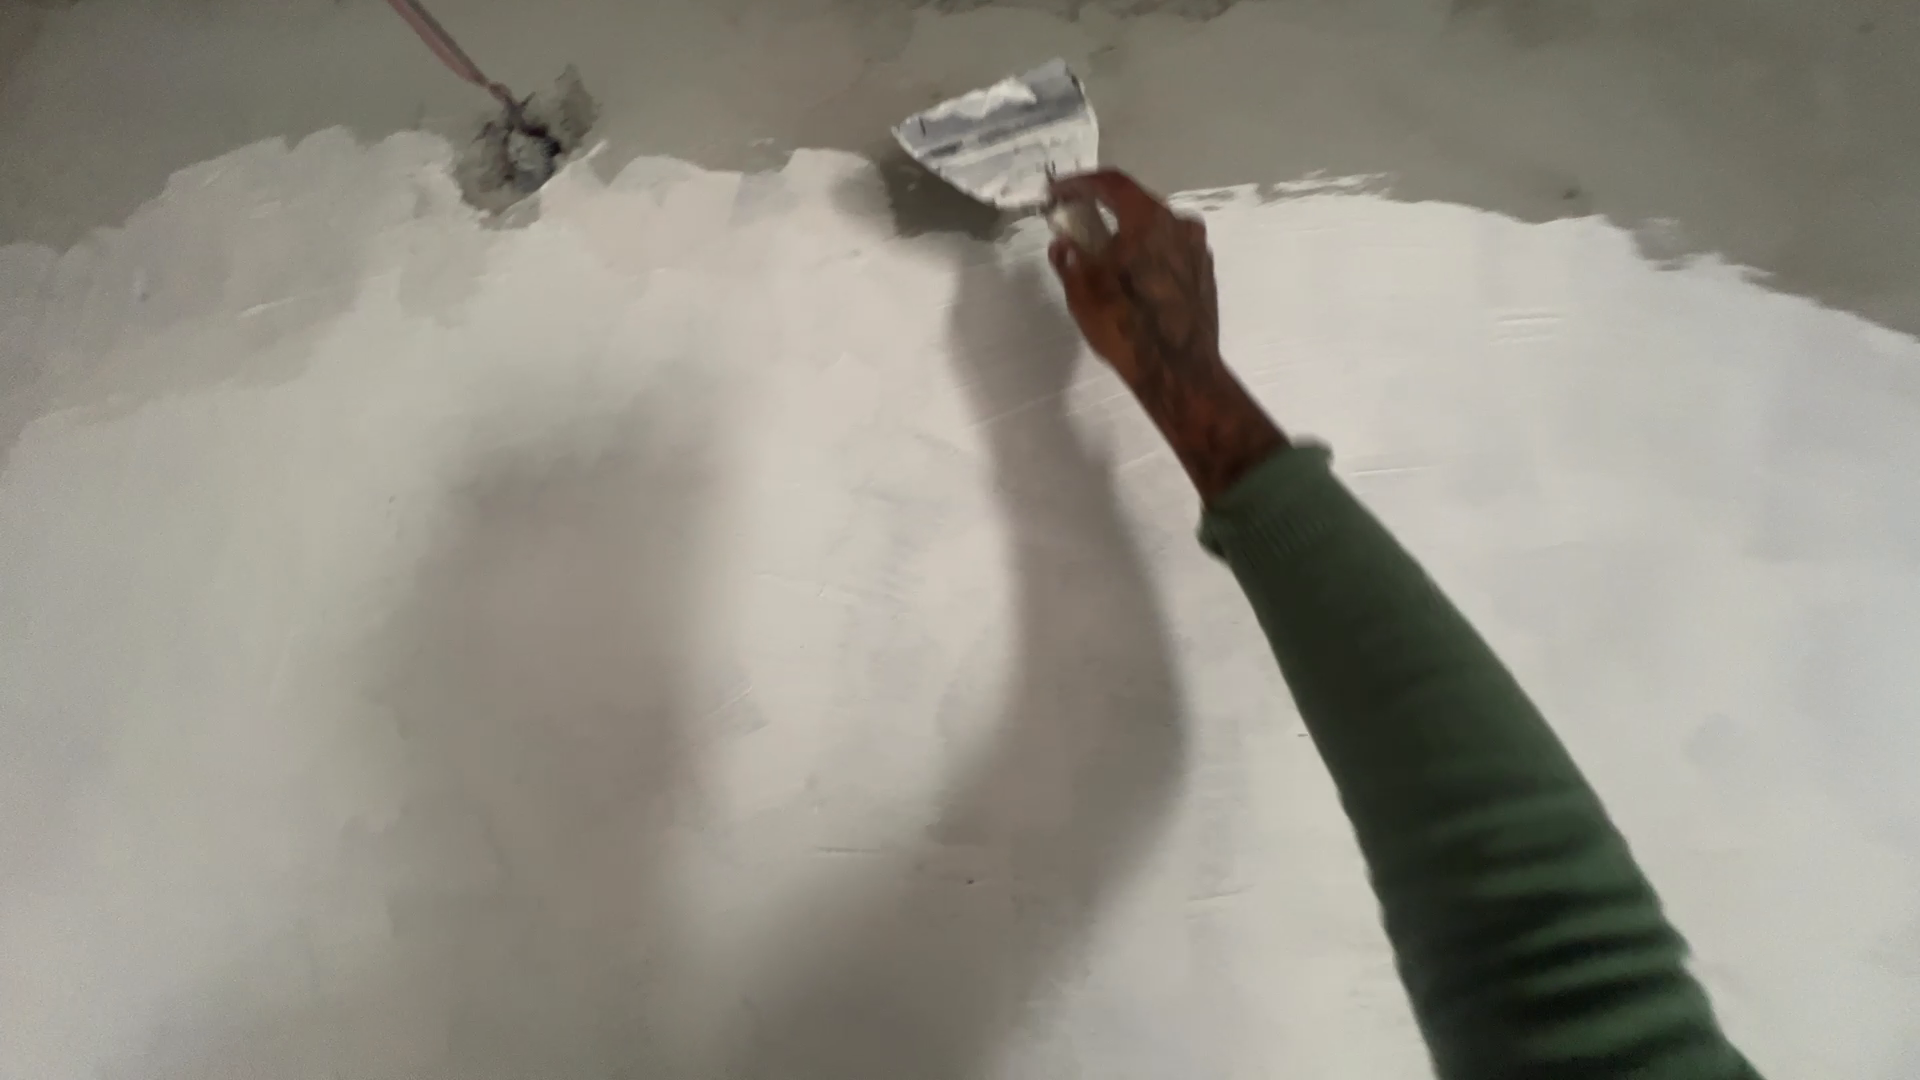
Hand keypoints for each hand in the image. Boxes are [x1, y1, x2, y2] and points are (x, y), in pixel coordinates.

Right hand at [1045, 169, 1287, 501]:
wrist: (1179, 372)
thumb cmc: (1127, 329)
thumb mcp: (1083, 296)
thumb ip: (1070, 261)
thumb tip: (1063, 243)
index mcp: (1149, 220)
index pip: (1111, 184)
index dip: (1079, 183)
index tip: (1058, 191)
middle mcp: (1180, 224)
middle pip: (1136, 206)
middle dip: (1104, 213)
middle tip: (1079, 228)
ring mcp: (1197, 249)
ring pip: (1155, 231)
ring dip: (1128, 237)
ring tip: (1105, 260)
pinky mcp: (1205, 274)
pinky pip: (1169, 253)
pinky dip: (1146, 256)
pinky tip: (1132, 281)